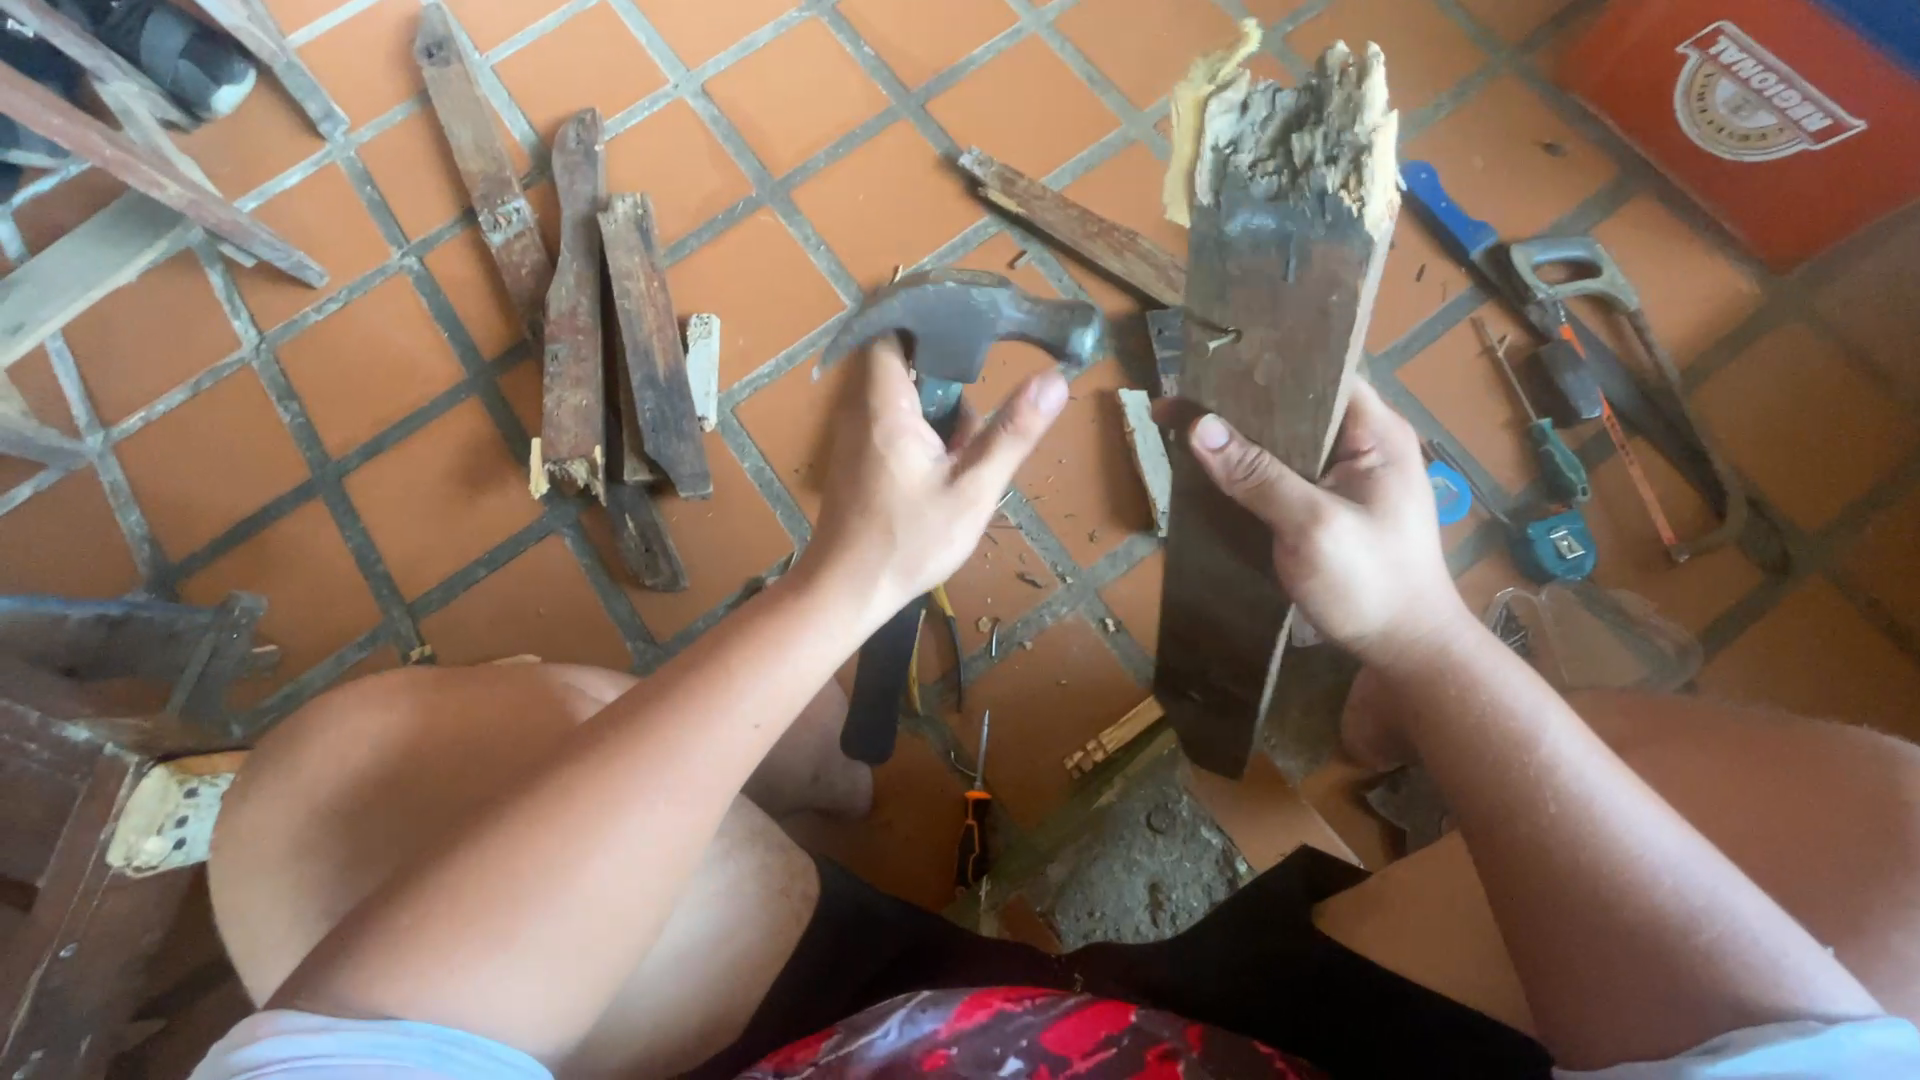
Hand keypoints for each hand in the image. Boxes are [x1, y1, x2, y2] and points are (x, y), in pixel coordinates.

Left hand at [801, 338, 1067, 627]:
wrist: (848, 592)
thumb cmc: (909, 542)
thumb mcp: (973, 490)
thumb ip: (1012, 433)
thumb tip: (1055, 378)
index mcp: (886, 405)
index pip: (892, 330)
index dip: (928, 317)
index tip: (971, 321)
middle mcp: (863, 411)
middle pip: (906, 365)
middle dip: (948, 377)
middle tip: (983, 406)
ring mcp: (857, 438)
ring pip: (905, 401)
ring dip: (940, 415)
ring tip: (966, 454)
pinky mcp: (859, 462)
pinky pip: (895, 428)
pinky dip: (925, 437)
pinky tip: (946, 473)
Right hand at [1180, 379, 1472, 668]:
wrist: (1404, 650)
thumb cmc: (1370, 585)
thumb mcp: (1311, 527)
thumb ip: (1257, 475)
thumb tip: (1198, 426)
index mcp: (1376, 433)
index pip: (1321, 373)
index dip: (1267, 366)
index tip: (1210, 365)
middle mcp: (1362, 444)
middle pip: (1295, 406)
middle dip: (1239, 404)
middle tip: (1180, 398)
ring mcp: (1346, 477)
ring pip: (1284, 441)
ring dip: (1238, 438)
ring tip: (1181, 428)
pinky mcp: (1328, 505)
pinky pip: (1281, 473)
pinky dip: (1246, 470)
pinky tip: (1210, 471)